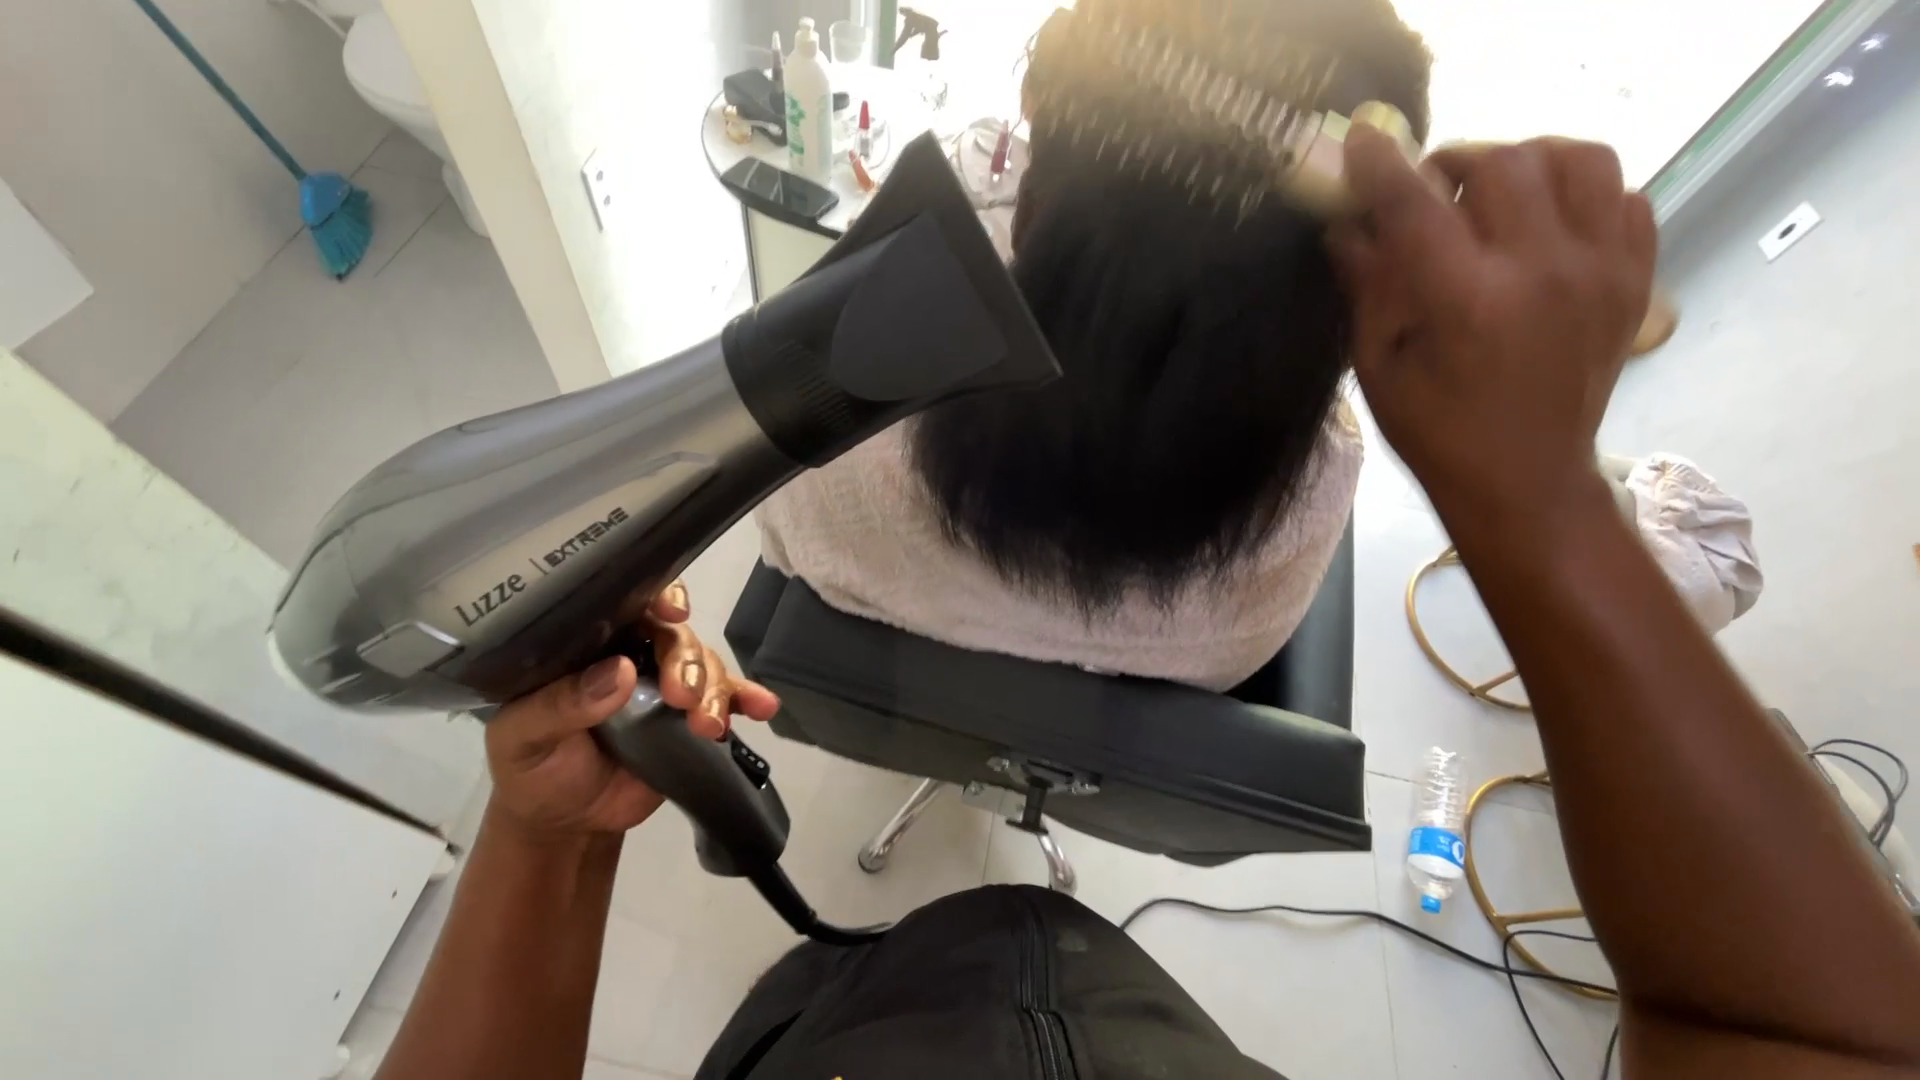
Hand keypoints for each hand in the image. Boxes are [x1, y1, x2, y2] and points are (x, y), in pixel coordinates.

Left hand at [482, 583, 780, 837]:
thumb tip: (619, 671)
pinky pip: (728, 699)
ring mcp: (667, 686)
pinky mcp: (692, 718)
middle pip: (674, 638)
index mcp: (590, 648)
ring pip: (705, 666)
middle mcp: (634, 656)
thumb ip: (559, 706)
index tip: (674, 613)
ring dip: (715, 690)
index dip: (656, 599)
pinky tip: (763, 707)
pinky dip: (748, 698)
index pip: (627, 605)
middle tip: (682, 699)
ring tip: (708, 726)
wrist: (567, 823)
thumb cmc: (533, 770)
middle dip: (687, 663)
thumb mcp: (523, 740)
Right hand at [1328, 128, 1658, 523]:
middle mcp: (1542, 272)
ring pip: (1577, 159)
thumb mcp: (1380, 367)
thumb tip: (1347, 227)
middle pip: (1502, 163)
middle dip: (1452, 163)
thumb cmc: (1435, 432)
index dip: (1383, 167)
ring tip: (1494, 191)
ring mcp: (1601, 271)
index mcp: (1466, 303)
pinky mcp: (1636, 278)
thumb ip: (1368, 287)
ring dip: (1525, 160)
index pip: (1417, 207)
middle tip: (1427, 190)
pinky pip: (1623, 195)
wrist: (1525, 480)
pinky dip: (1579, 191)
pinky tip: (1545, 220)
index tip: (1361, 139)